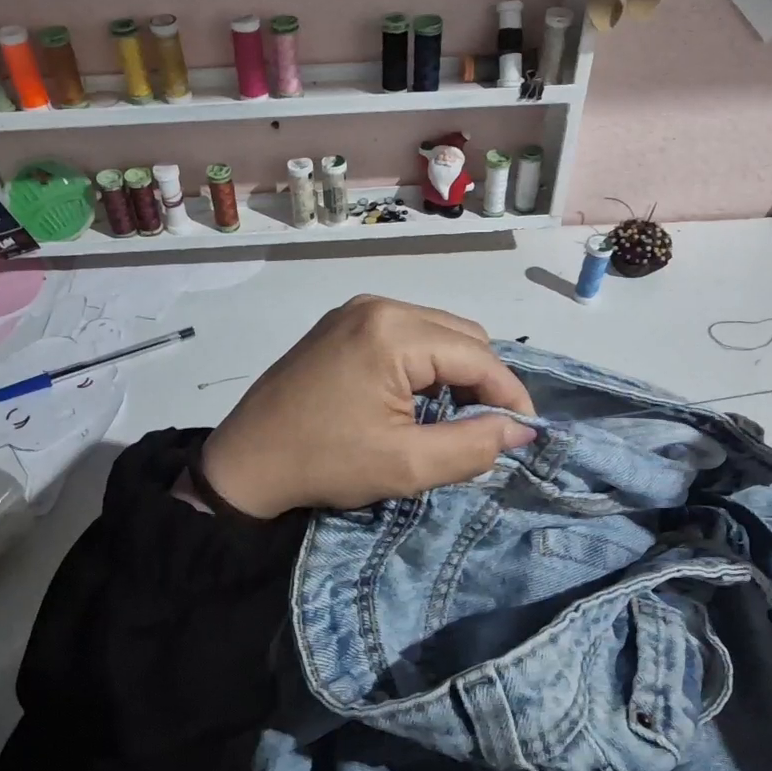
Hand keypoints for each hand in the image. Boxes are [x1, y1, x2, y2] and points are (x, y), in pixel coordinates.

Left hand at [199, 296, 536, 518]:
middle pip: (460, 335)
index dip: (509, 394)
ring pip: (435, 332)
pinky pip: (405, 333)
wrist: (245, 462)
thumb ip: (473, 445)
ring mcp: (356, 310)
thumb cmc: (325, 463)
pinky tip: (415, 400)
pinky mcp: (341, 322)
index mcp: (393, 331)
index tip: (526, 432)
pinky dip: (424, 364)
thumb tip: (520, 429)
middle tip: (485, 429)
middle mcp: (379, 305)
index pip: (477, 354)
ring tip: (451, 418)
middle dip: (483, 381)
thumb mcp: (406, 465)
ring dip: (453, 372)